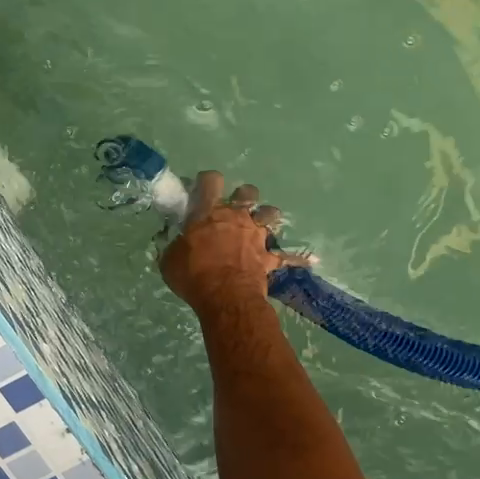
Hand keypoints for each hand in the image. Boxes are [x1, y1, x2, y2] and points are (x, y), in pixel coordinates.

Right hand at [159, 172, 305, 316]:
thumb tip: (173, 242)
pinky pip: (289, 257)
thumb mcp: (169, 258)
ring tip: (261, 225)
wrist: (226, 298)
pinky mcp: (269, 258)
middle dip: (243, 195)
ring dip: (266, 217)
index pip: (210, 181)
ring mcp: (256, 237)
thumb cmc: (192, 274)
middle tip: (234, 206)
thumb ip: (173, 245)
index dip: (207, 180)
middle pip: (247, 193)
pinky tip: (310, 261)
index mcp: (208, 213)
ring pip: (271, 215)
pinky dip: (298, 259)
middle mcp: (236, 218)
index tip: (201, 188)